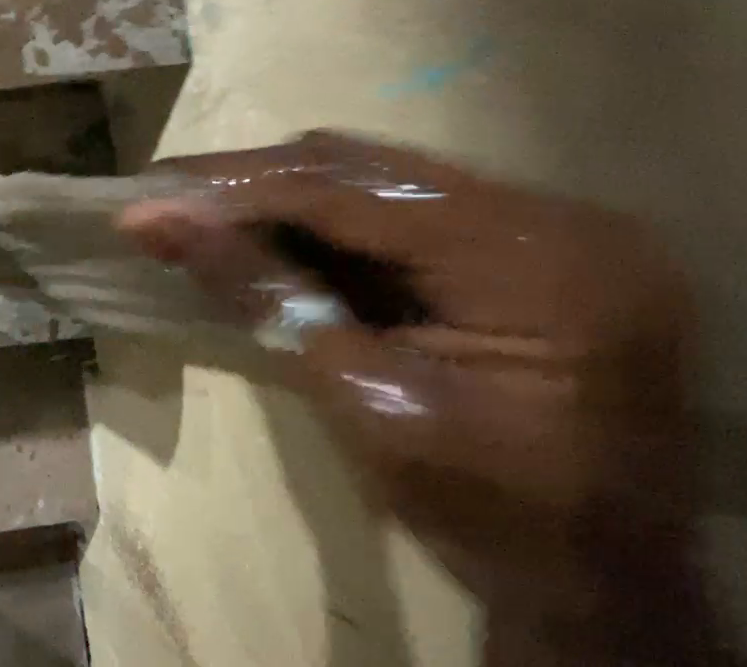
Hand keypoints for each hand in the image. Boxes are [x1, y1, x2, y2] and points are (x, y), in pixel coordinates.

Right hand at [119, 132, 699, 625]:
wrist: (599, 579)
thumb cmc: (483, 510)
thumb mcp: (360, 399)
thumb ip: (261, 292)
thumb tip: (153, 219)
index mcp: (532, 263)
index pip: (352, 193)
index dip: (237, 190)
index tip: (146, 196)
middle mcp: (555, 218)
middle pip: (367, 167)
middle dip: (253, 182)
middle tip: (165, 199)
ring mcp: (549, 227)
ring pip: (379, 176)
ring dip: (283, 195)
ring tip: (202, 215)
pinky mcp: (528, 245)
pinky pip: (403, 207)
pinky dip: (326, 221)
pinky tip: (269, 237)